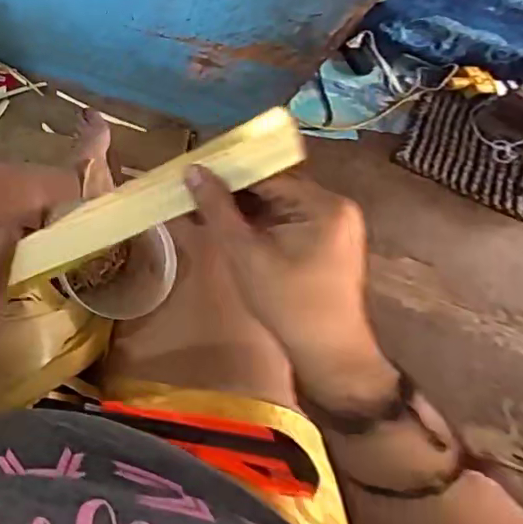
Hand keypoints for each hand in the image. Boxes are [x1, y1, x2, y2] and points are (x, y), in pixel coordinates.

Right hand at [184, 167, 390, 397]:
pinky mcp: (324, 242)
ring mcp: (332, 226)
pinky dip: (253, 223)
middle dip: (229, 192)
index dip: (224, 175)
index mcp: (324, 205)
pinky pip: (281, 220)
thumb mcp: (243, 250)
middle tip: (189, 194)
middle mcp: (334, 208)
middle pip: (270, 187)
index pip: (264, 176)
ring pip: (273, 204)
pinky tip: (223, 228)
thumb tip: (191, 169)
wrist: (327, 353)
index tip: (188, 177)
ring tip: (199, 210)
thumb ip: (216, 207)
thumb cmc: (286, 300)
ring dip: (238, 208)